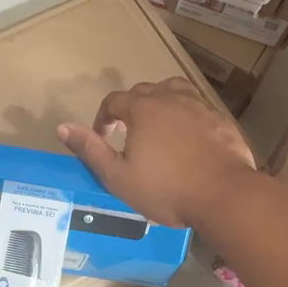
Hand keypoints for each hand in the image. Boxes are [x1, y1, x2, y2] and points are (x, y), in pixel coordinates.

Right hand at [57, 77, 256, 228]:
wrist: (225, 195)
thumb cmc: (167, 189)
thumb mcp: (119, 176)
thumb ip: (91, 150)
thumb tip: (63, 127)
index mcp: (143, 109)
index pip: (114, 100)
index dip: (103, 117)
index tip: (103, 136)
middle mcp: (171, 98)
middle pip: (145, 91)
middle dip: (131, 108)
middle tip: (128, 132)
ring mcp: (200, 106)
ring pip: (175, 91)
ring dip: (161, 103)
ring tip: (159, 125)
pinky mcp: (222, 120)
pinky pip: (199, 108)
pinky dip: (187, 116)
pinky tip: (189, 138)